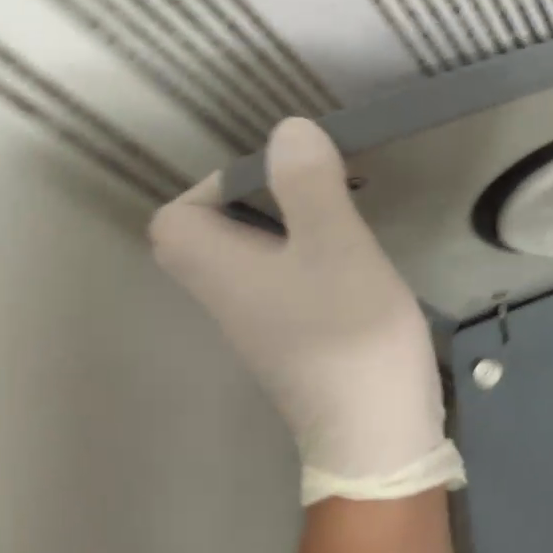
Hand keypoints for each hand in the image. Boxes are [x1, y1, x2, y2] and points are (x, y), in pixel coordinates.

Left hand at [150, 118, 464, 504]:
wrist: (375, 422)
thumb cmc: (350, 329)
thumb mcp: (337, 246)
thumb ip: (310, 187)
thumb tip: (288, 129)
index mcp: (222, 270)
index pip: (177, 217)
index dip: (218, 182)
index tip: (287, 167)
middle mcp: (229, 296)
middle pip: (212, 235)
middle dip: (263, 196)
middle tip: (324, 180)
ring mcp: (264, 319)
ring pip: (253, 254)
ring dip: (293, 220)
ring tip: (350, 207)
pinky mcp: (298, 334)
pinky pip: (285, 276)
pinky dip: (313, 250)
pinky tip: (359, 253)